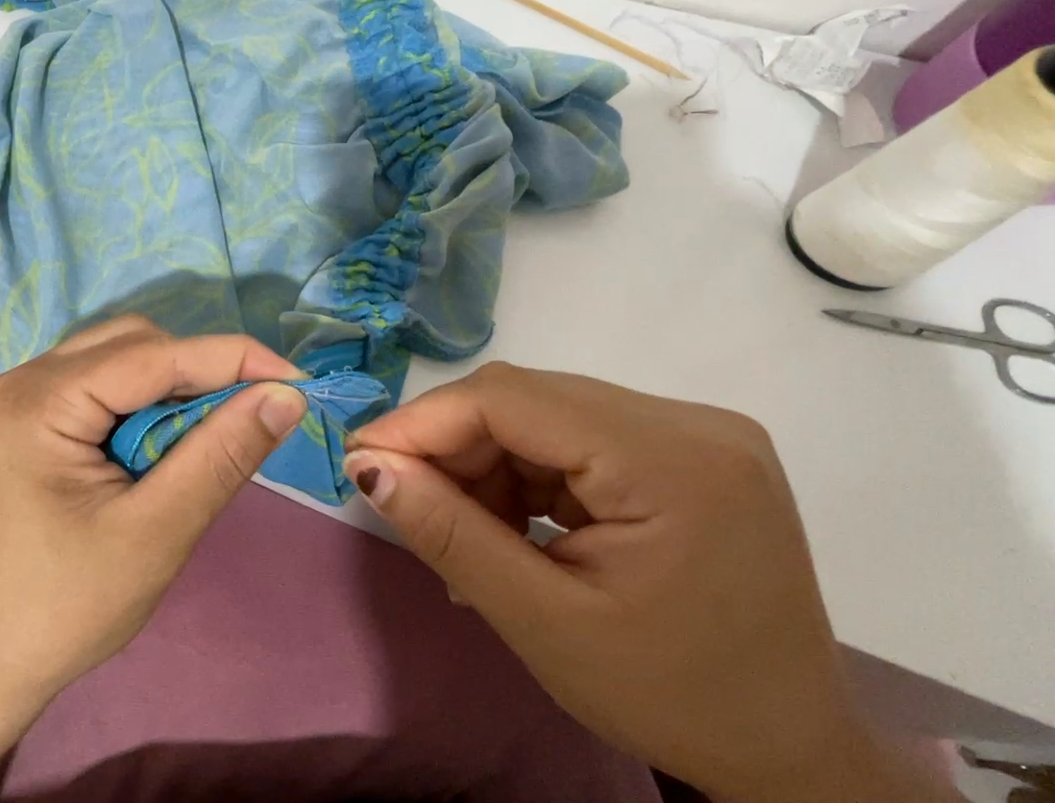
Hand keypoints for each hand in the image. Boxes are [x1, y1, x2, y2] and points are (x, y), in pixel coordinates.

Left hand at [0, 316, 307, 722]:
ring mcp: (16, 398)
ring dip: (170, 386)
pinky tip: (161, 444)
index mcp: (38, 402)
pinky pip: (95, 385)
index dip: (232, 358)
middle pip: (131, 344)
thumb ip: (220, 456)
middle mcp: (21, 380)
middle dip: (198, 372)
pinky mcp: (23, 420)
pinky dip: (139, 403)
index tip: (299, 380)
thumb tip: (285, 396)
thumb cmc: (67, 606)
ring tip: (208, 436)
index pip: (152, 354)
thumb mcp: (156, 533)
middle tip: (251, 418)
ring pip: (115, 358)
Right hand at [341, 363, 955, 802]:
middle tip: (405, 502)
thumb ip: (448, 533)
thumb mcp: (541, 620)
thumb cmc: (667, 695)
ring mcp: (698, 433)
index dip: (423, 420)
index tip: (359, 460)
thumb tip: (365, 466)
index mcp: (672, 462)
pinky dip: (526, 474)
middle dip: (452, 446)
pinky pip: (576, 438)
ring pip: (545, 414)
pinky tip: (511, 526)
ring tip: (464, 531)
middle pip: (528, 400)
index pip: (512, 398)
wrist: (787, 750)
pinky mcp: (690, 452)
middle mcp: (693, 424)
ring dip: (486, 462)